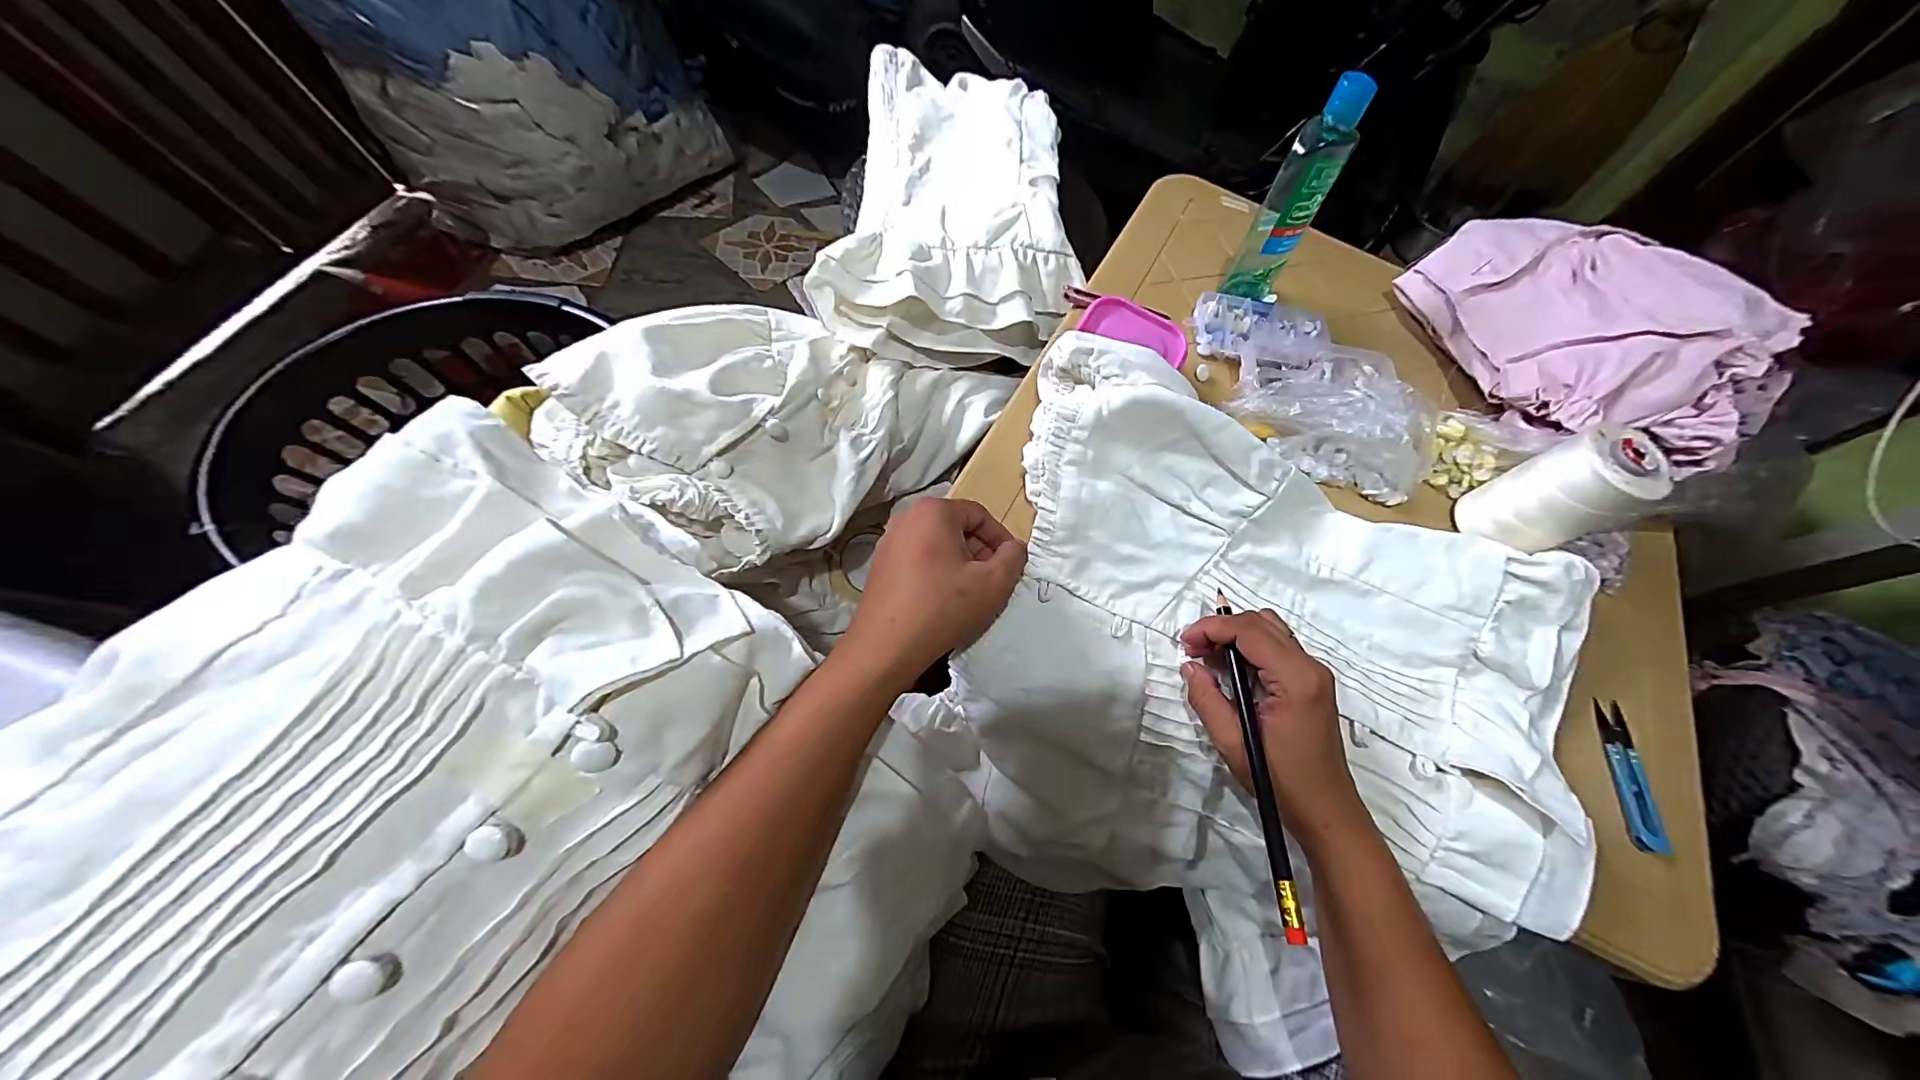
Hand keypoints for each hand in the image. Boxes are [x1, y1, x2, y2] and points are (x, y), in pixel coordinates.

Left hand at [842, 498, 1026, 686]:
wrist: (886, 646)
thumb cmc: (942, 608)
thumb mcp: (994, 583)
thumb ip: (1014, 557)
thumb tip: (1013, 548)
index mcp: (932, 511)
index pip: (979, 515)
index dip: (1001, 539)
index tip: (1010, 566)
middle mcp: (905, 519)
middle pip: (956, 528)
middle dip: (979, 553)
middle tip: (992, 582)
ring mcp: (888, 543)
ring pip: (938, 546)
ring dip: (959, 566)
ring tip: (969, 596)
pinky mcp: (879, 567)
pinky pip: (918, 561)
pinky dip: (936, 575)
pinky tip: (943, 603)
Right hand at [1180, 609, 1372, 852]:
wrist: (1326, 811)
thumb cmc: (1281, 782)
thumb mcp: (1233, 743)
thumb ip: (1207, 699)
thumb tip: (1190, 667)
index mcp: (1296, 679)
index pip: (1250, 631)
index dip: (1212, 628)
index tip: (1184, 642)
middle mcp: (1311, 668)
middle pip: (1262, 622)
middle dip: (1222, 628)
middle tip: (1192, 650)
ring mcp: (1315, 674)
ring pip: (1271, 630)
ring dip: (1236, 634)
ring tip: (1207, 655)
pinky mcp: (1312, 683)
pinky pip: (1278, 647)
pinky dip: (1250, 646)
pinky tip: (1229, 667)